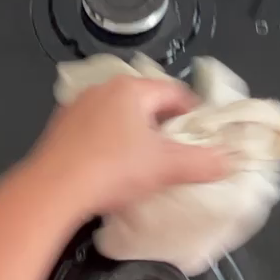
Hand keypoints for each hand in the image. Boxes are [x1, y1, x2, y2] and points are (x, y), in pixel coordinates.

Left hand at [23, 77, 231, 219]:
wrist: (53, 190)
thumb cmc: (111, 169)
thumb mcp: (165, 167)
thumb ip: (202, 162)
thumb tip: (226, 161)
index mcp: (131, 89)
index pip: (175, 92)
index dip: (194, 115)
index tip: (203, 136)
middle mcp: (103, 90)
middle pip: (146, 104)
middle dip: (164, 127)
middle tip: (178, 153)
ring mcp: (78, 108)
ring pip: (120, 117)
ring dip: (136, 136)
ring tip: (147, 164)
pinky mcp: (61, 130)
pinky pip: (96, 132)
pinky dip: (110, 145)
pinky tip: (113, 170)